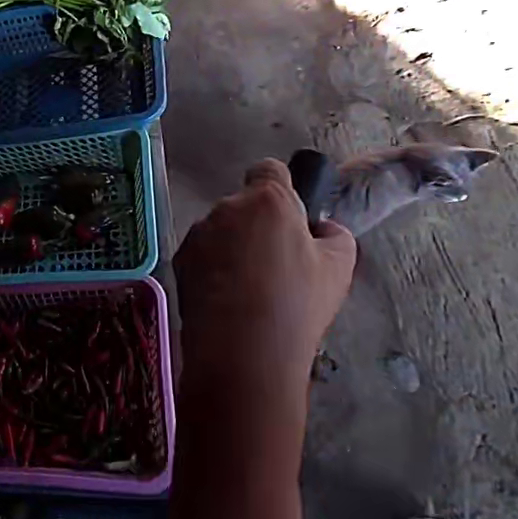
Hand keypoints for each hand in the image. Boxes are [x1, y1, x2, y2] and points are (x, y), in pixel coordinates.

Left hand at [175, 159, 357, 383]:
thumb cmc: (296, 304)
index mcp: (267, 200)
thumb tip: (320, 228)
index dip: (281, 186)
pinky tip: (227, 298)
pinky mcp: (179, 260)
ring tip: (251, 287)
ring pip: (221, 230)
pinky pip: (202, 254)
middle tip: (277, 262)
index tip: (290, 214)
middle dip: (258, 224)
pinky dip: (212, 267)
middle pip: (244, 205)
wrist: (241, 349)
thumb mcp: (339, 268)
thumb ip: (333, 235)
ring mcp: (197, 234)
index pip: (269, 169)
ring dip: (233, 246)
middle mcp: (225, 208)